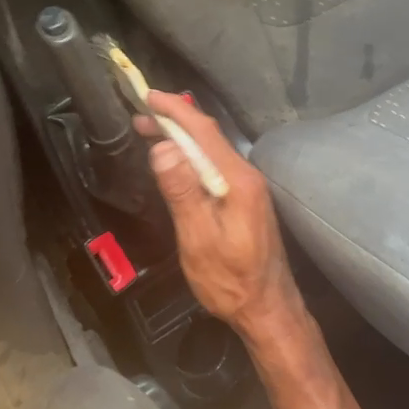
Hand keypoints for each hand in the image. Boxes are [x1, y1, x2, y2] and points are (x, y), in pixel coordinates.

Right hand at [138, 92, 376, 408]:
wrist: (268, 312)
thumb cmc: (230, 281)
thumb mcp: (199, 239)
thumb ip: (182, 192)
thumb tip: (163, 147)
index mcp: (237, 180)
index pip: (203, 132)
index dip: (175, 110)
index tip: (148, 96)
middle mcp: (246, 175)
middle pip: (208, 136)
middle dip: (174, 119)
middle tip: (140, 113)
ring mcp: (247, 187)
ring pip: (211, 149)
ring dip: (181, 136)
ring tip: (150, 131)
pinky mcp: (244, 198)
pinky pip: (214, 163)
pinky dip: (191, 153)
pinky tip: (176, 159)